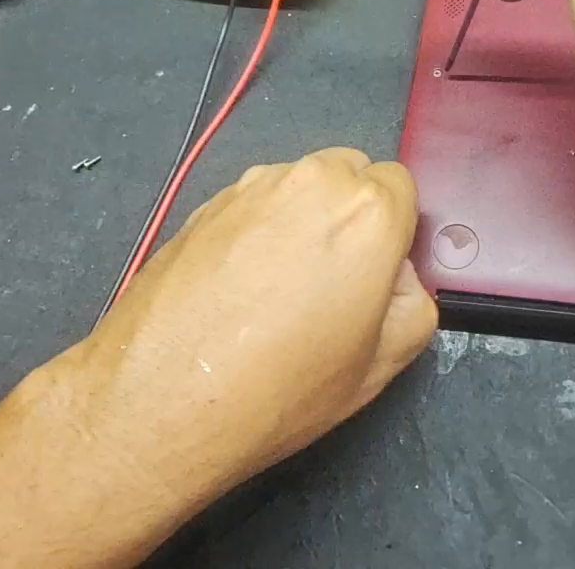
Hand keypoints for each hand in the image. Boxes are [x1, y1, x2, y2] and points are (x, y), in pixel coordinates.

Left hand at [76, 148, 436, 502]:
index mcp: (369, 211)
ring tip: (276, 285)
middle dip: (352, 214)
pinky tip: (238, 283)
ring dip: (305, 215)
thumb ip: (415, 298)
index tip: (372, 273)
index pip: (402, 186)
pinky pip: (258, 199)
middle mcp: (315, 181)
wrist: (159, 399)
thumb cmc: (284, 386)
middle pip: (353, 174)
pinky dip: (261, 225)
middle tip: (328, 278)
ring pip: (304, 183)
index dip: (393, 230)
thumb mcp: (384, 363)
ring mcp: (256, 184)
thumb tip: (394, 273)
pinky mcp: (210, 198)